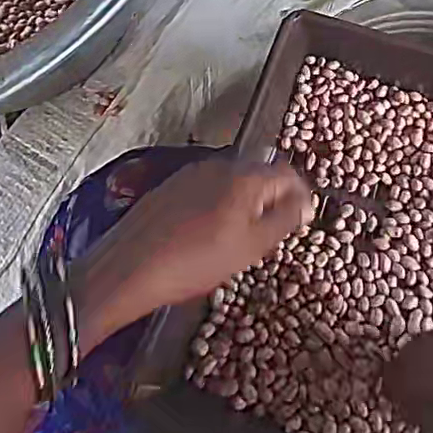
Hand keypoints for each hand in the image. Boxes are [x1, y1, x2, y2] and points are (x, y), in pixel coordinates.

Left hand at [73, 157, 314, 339]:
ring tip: (243, 232)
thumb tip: (304, 201)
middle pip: (260, 171)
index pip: (287, 173)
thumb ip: (283, 219)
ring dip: (247, 198)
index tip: (304, 216)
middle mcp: (221, 165)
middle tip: (275, 227)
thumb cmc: (195, 261)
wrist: (128, 267)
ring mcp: (193, 171)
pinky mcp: (171, 183)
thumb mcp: (250, 248)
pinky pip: (209, 185)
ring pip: (233, 178)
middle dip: (273, 195)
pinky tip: (210, 229)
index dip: (300, 193)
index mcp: (246, 177)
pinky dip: (221, 200)